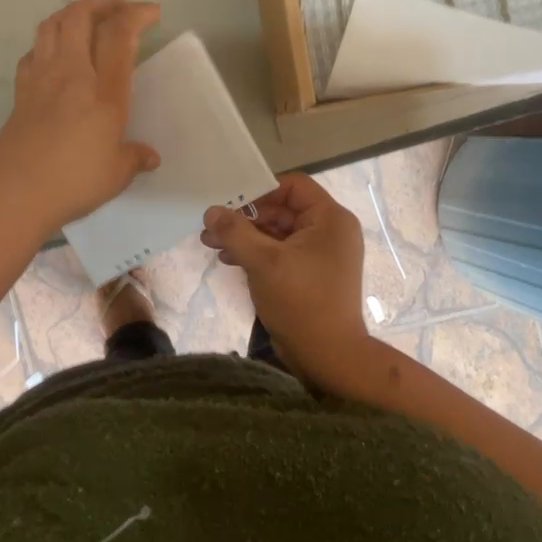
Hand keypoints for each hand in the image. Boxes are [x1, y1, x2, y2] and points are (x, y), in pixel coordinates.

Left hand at [0, 0, 161, 235]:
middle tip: (120, 8)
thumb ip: (134, 158)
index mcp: (103, 91)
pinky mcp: (20, 94)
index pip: (119, 35)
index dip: (136, 14)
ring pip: (51, 26)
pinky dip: (47, 42)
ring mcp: (40, 80)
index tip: (151, 12)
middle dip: (103, 3)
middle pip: (79, 16)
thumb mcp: (116, 174)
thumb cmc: (73, 183)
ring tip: (87, 21)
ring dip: (71, 14)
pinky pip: (33, 53)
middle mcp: (70, 74)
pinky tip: (54, 56)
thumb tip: (148, 156)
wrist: (15, 195)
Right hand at [202, 175, 370, 379]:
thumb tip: (210, 211)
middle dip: (245, 218)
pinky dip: (256, 254)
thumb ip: (235, 232)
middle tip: (211, 228)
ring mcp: (320, 254)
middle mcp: (329, 231)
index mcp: (330, 219)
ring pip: (277, 233)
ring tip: (211, 244)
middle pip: (282, 210)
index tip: (229, 205)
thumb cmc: (300, 301)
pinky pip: (280, 253)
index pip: (292, 186)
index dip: (259, 191)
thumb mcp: (263, 262)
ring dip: (245, 237)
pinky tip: (229, 260)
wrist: (327, 354)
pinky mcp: (310, 275)